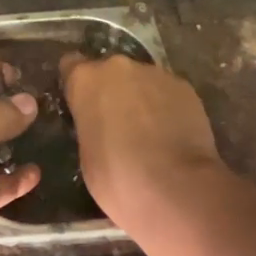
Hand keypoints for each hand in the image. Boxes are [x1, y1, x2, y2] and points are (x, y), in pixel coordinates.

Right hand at [58, 52, 222, 228]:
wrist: (177, 189)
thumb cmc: (118, 179)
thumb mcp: (87, 156)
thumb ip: (91, 127)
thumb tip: (102, 127)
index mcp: (86, 80)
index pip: (71, 66)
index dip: (78, 86)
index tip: (83, 106)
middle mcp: (118, 67)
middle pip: (110, 72)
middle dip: (114, 93)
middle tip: (119, 125)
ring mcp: (154, 73)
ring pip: (142, 81)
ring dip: (142, 100)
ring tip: (152, 134)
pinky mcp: (184, 87)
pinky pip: (169, 93)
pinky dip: (168, 109)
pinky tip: (174, 137)